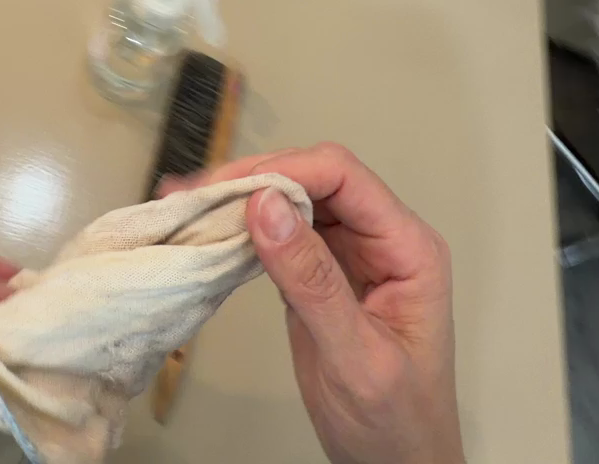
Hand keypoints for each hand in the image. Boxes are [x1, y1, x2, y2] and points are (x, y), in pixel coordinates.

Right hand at [174, 143, 463, 463]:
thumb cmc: (396, 426)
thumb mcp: (356, 359)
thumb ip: (313, 281)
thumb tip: (266, 205)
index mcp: (406, 247)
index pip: (343, 177)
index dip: (287, 170)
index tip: (234, 190)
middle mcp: (378, 237)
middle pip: (312, 176)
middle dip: (254, 178)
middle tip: (200, 196)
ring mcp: (346, 249)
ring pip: (290, 196)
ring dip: (240, 196)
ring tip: (192, 202)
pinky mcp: (316, 266)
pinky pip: (278, 227)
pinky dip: (240, 224)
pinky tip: (208, 223)